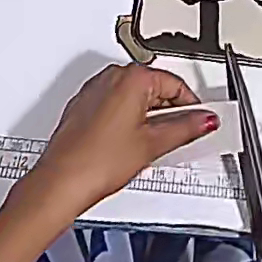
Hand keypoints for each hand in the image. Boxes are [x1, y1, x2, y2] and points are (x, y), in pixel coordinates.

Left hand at [25, 63, 217, 218]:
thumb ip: (185, 128)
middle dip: (168, 111)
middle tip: (178, 135)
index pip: (176, 84)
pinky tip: (127, 144)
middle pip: (155, 87)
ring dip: (147, 115)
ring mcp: (95, 90)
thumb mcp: (152, 145)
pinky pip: (115, 103)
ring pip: (134, 96)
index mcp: (133, 77)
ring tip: (150, 144)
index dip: (191, 106)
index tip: (198, 121)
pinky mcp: (83, 105)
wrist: (58, 184)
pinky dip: (126, 118)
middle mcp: (112, 76)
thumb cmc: (95, 163)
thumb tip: (204, 120)